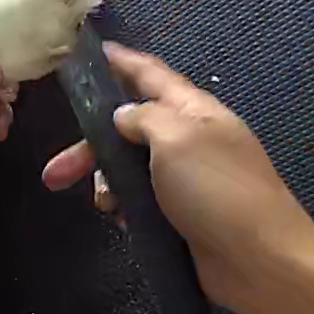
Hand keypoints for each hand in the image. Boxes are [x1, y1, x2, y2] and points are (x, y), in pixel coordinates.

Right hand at [41, 43, 313, 313]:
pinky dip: (125, 207)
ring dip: (107, 182)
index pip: (151, 76)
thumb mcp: (177, 140)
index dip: (121, 63)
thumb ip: (145, 118)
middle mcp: (189, 141)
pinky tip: (120, 221)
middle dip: (90, 147)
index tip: (92, 53)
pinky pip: (142, 202)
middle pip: (129, 130)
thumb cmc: (217, 191)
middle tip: (55, 173)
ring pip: (130, 170)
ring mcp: (185, 181)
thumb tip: (125, 115)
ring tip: (102, 205)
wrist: (259, 260)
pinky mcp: (181, 216)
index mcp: (194, 112)